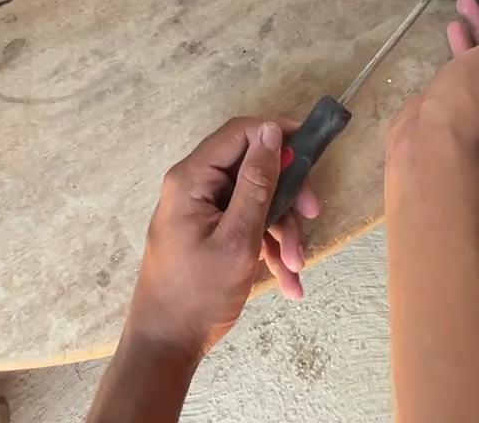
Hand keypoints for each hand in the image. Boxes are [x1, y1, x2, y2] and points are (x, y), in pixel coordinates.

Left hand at [126, 117, 321, 353]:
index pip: (240, 133)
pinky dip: (269, 246)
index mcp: (192, 178)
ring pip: (256, 198)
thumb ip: (257, 182)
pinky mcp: (211, 230)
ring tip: (297, 267)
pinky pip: (247, 223)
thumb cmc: (197, 294)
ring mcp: (203, 209)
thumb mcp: (238, 238)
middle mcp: (196, 185)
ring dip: (282, 229)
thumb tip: (271, 129)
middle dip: (286, 194)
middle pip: (253, 167)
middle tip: (313, 212)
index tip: (310, 147)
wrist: (166, 349)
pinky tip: (289, 280)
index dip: (276, 132)